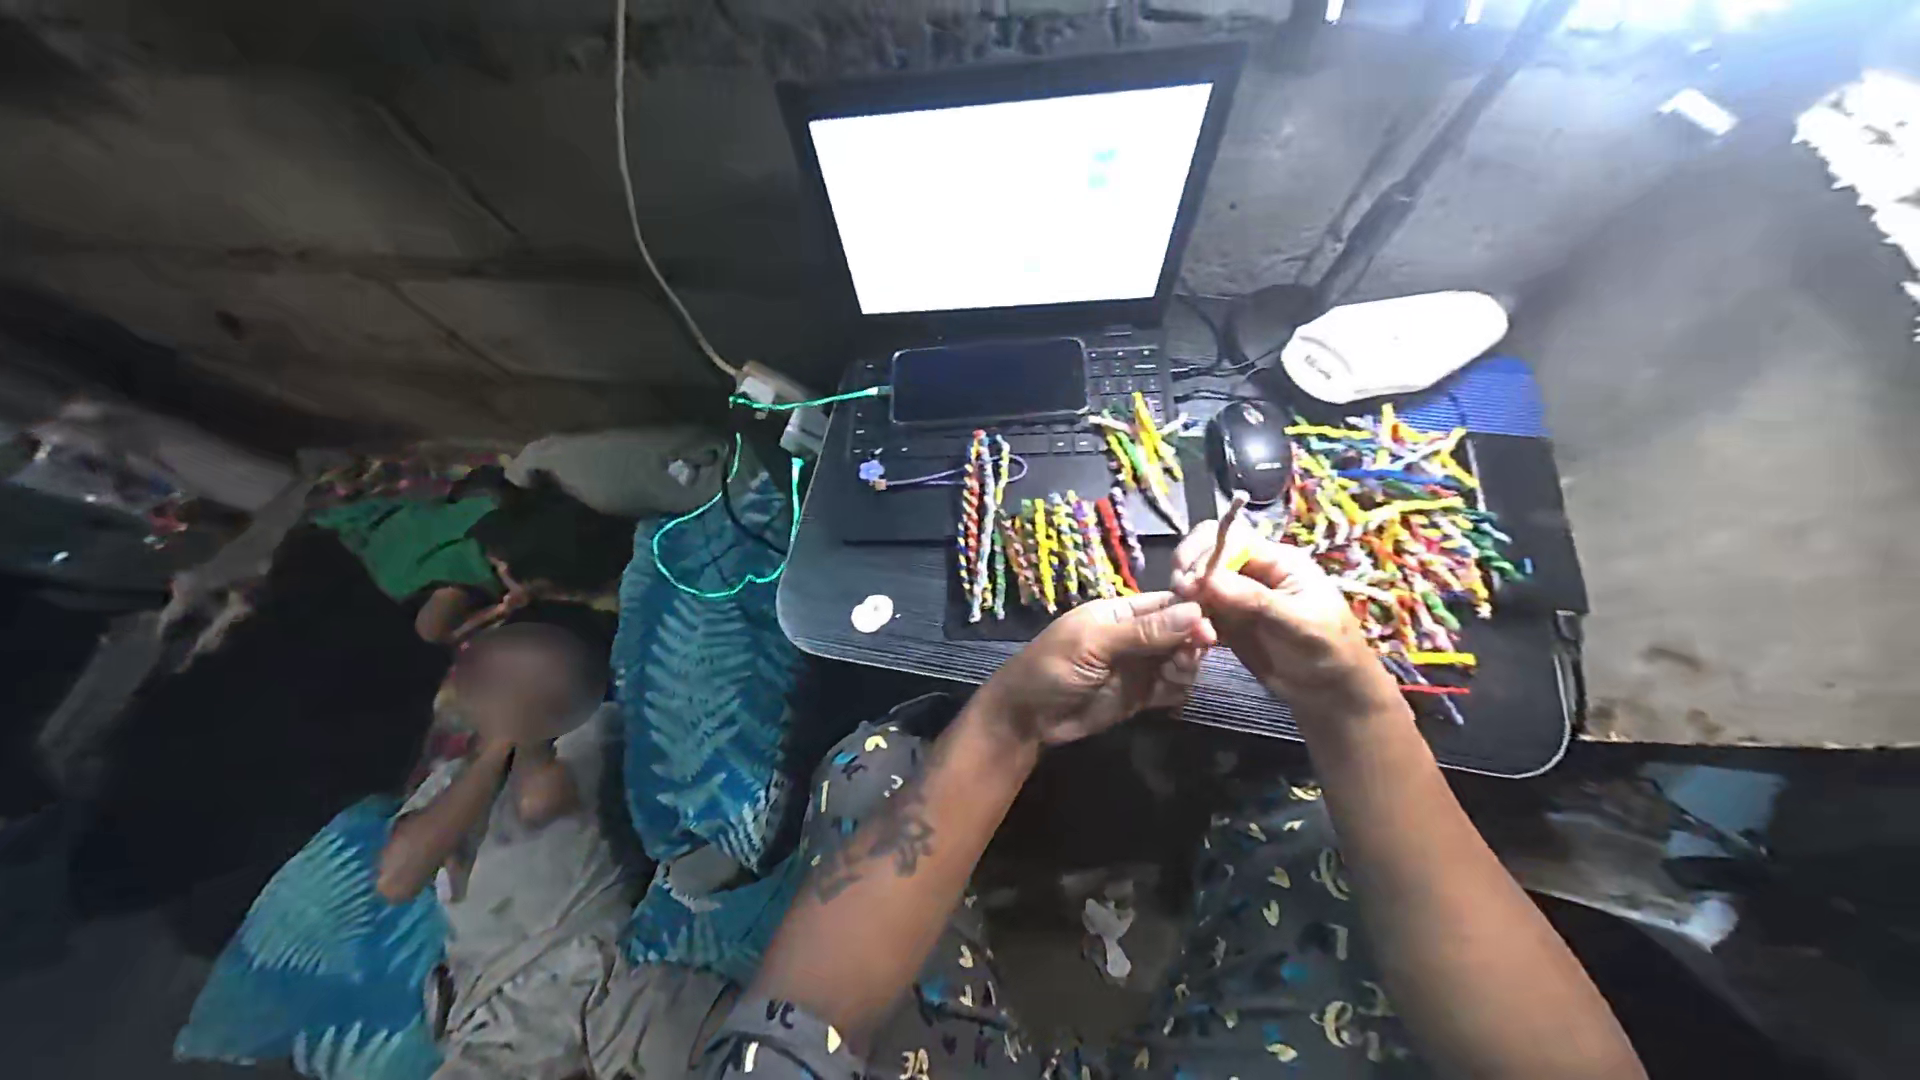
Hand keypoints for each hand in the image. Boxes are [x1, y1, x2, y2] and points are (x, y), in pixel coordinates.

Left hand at [978, 592, 1214, 746]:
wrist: (1026, 719)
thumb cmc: (1050, 668)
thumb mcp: (1093, 643)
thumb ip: (1142, 632)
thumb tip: (1193, 611)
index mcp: (1119, 613)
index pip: (1165, 603)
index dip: (1190, 610)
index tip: (1211, 624)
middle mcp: (1134, 637)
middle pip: (1179, 632)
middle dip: (1192, 640)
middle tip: (1194, 653)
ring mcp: (1139, 667)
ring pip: (1180, 660)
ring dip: (1187, 665)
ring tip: (1176, 675)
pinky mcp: (1141, 696)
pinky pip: (1172, 688)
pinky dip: (1178, 689)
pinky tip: (1171, 694)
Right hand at [1170, 519, 1396, 714]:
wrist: (1330, 694)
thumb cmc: (1329, 652)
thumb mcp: (1300, 624)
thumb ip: (1255, 600)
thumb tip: (1207, 579)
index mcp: (1277, 560)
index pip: (1231, 538)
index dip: (1205, 555)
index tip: (1189, 584)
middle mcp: (1252, 570)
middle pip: (1206, 551)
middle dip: (1188, 568)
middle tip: (1179, 594)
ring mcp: (1235, 593)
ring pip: (1196, 579)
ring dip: (1184, 595)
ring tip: (1184, 618)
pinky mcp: (1223, 617)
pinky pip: (1196, 607)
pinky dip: (1188, 616)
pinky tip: (1193, 633)